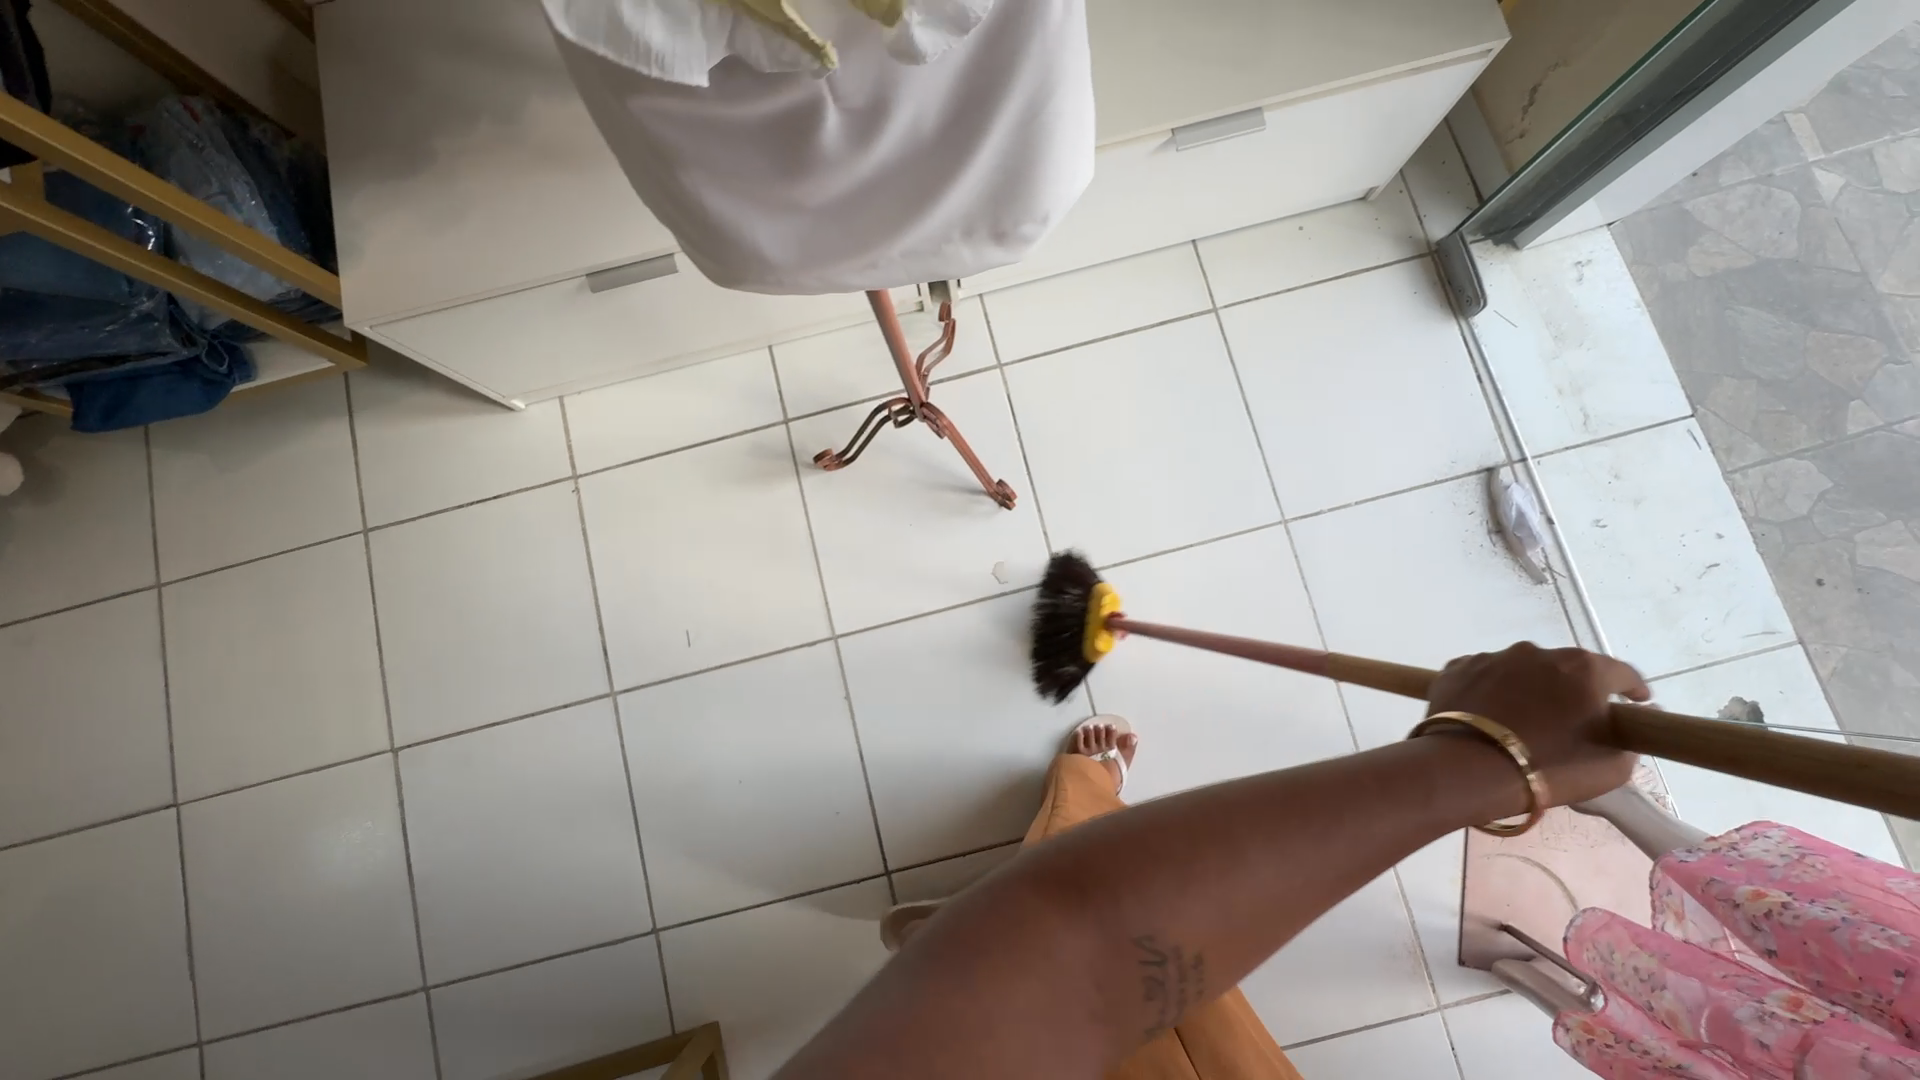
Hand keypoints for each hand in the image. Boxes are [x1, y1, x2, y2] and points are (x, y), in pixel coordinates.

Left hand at [1426, 643, 1649, 808]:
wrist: (1470, 766)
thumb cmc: (1551, 766)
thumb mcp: (1612, 764)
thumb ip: (1629, 735)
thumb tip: (1629, 717)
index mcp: (1581, 668)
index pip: (1620, 673)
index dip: (1631, 688)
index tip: (1635, 702)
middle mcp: (1534, 652)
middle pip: (1564, 668)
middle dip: (1572, 688)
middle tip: (1571, 715)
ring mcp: (1490, 657)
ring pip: (1519, 670)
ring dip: (1527, 687)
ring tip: (1523, 716)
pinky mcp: (1456, 668)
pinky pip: (1483, 676)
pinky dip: (1490, 689)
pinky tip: (1488, 712)